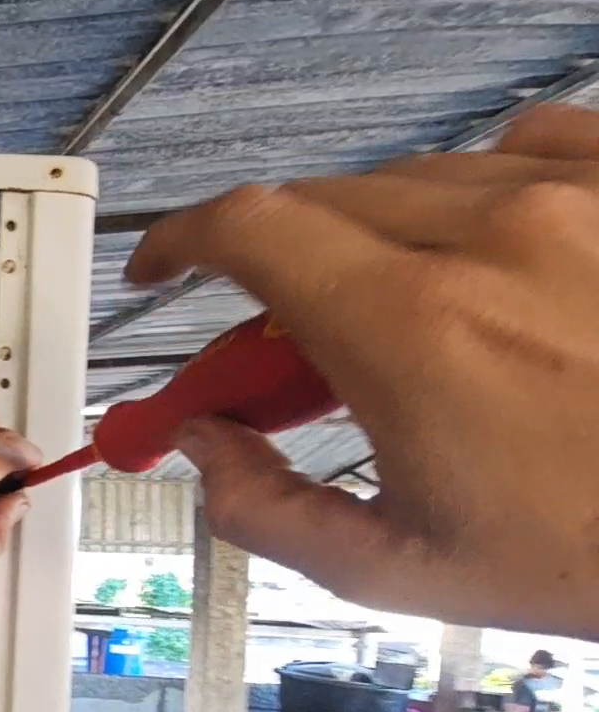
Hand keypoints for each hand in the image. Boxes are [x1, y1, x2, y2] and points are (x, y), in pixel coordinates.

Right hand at [127, 103, 598, 637]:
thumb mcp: (391, 568)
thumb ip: (256, 507)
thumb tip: (205, 445)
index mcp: (411, 328)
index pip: (244, 231)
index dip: (176, 242)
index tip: (157, 270)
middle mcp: (500, 240)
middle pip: (310, 210)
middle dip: (257, 276)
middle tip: (269, 352)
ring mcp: (594, 201)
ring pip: (405, 186)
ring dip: (355, 246)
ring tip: (384, 321)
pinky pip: (535, 143)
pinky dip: (473, 189)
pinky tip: (481, 247)